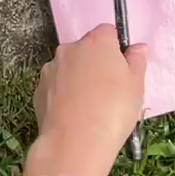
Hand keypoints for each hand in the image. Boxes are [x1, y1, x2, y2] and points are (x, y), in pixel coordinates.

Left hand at [22, 23, 146, 175]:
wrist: (74, 143)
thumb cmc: (113, 110)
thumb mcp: (137, 85)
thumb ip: (137, 60)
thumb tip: (136, 48)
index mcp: (97, 41)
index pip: (108, 32)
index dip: (116, 49)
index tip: (121, 69)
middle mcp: (70, 48)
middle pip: (86, 48)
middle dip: (95, 63)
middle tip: (108, 90)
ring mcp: (51, 68)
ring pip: (69, 67)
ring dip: (77, 78)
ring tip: (88, 106)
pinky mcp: (38, 89)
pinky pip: (55, 86)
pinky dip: (63, 95)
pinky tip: (72, 115)